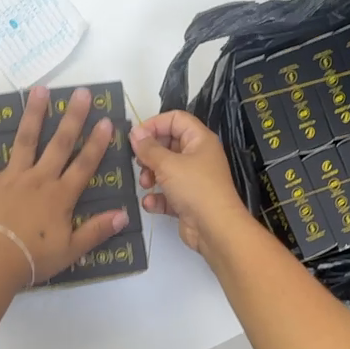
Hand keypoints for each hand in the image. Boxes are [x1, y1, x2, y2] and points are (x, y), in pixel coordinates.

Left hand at [0, 86, 129, 284]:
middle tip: (82, 93)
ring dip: (33, 114)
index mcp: (61, 196)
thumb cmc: (35, 258)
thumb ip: (96, 230)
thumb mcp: (72, 249)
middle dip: (73, 118)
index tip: (107, 121)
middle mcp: (40, 180)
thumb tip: (123, 215)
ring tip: (40, 90)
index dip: (97, 144)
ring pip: (25, 141)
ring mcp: (13, 178)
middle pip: (60, 144)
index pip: (84, 165)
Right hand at [130, 111, 259, 255]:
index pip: (175, 120)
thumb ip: (148, 148)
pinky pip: (168, 193)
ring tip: (145, 184)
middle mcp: (198, 156)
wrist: (215, 228)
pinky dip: (158, 198)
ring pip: (166, 170)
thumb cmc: (196, 189)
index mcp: (199, 140)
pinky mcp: (187, 200)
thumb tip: (135, 133)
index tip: (136, 136)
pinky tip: (151, 203)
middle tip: (138, 162)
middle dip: (150, 154)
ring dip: (151, 176)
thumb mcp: (168, 164)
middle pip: (168, 145)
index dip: (155, 124)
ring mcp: (193, 179)